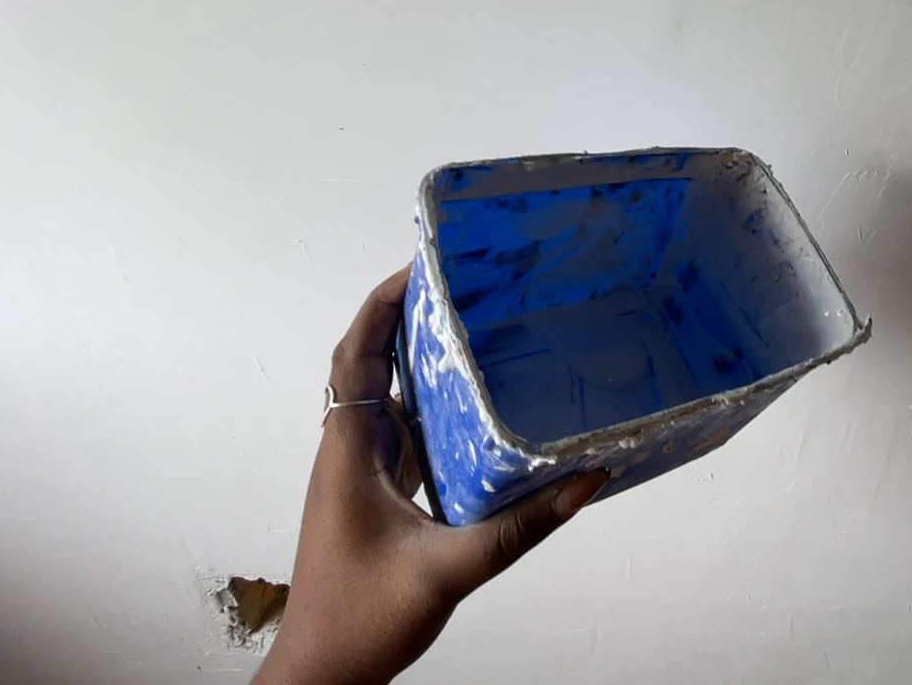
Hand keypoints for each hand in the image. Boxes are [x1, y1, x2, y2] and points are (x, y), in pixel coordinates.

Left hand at [256, 266, 608, 684]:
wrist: (323, 677)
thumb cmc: (363, 622)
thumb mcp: (451, 569)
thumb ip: (523, 526)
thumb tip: (588, 477)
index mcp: (350, 453)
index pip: (355, 358)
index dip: (380, 308)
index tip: (419, 268)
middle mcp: (351, 450)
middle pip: (367, 362)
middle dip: (402, 314)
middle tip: (455, 282)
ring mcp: (363, 470)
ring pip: (384, 391)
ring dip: (413, 352)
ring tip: (466, 321)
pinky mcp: (379, 489)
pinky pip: (403, 424)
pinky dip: (428, 396)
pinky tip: (471, 396)